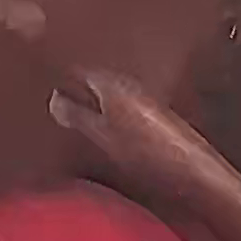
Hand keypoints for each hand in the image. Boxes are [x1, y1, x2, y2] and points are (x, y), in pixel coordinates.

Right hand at [49, 69, 240, 204]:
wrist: (192, 171)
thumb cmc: (145, 150)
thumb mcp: (101, 135)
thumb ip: (75, 115)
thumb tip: (54, 98)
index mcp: (111, 80)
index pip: (78, 69)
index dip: (62, 77)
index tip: (48, 84)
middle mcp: (127, 82)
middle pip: (94, 80)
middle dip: (78, 89)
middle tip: (60, 102)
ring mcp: (143, 97)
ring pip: (109, 93)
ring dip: (95, 103)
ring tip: (81, 120)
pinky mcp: (154, 113)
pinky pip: (123, 105)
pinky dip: (111, 113)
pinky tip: (109, 132)